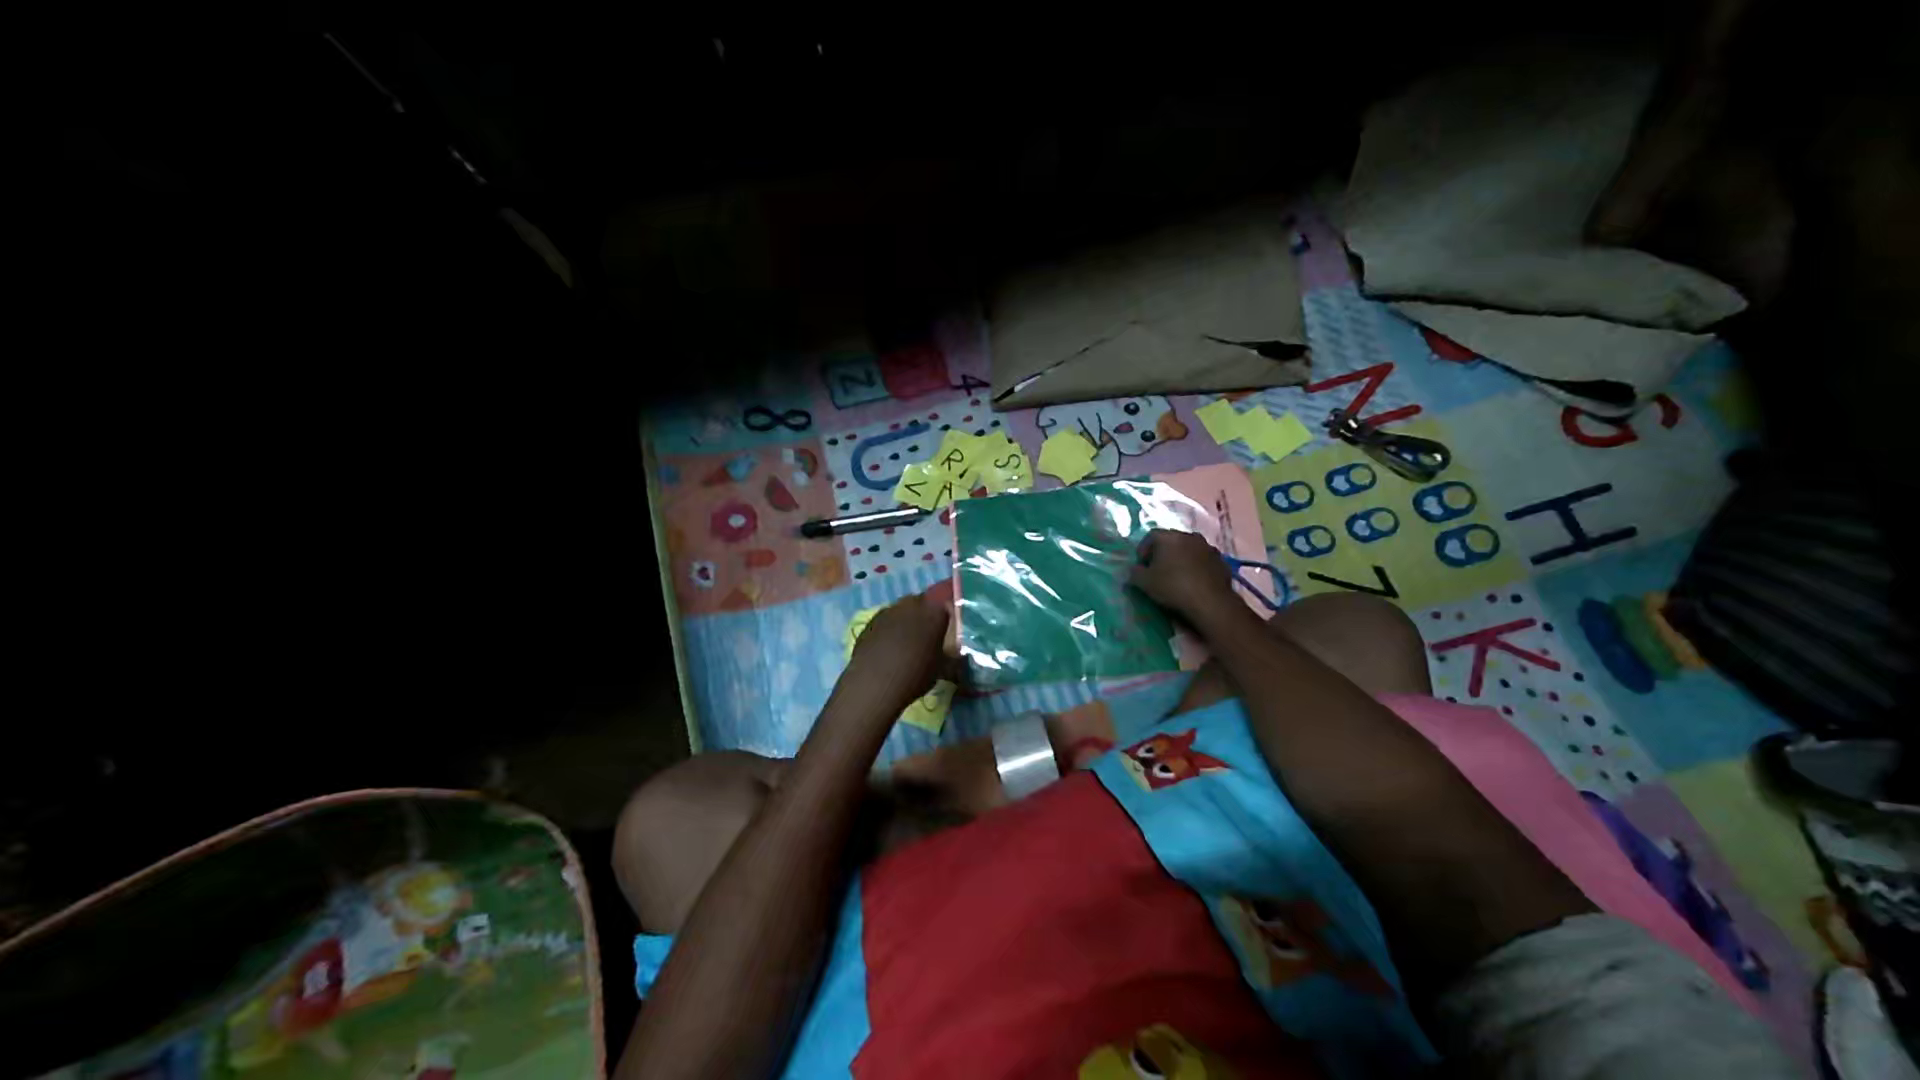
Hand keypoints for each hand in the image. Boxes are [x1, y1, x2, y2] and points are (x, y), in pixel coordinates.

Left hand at [844, 589, 952, 708]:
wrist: (874, 684)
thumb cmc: (916, 674)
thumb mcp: (943, 666)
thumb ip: (952, 653)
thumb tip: (955, 653)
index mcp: (933, 608)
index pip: (948, 592)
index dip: (952, 602)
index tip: (956, 616)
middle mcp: (911, 602)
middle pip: (925, 602)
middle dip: (930, 614)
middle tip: (934, 633)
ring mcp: (888, 610)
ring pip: (904, 611)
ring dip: (909, 621)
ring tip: (911, 642)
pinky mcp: (870, 622)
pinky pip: (887, 621)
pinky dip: (892, 630)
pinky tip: (891, 648)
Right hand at [1130, 529, 1237, 622]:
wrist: (1210, 601)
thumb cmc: (1172, 586)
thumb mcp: (1144, 582)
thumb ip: (1134, 572)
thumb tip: (1134, 570)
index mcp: (1169, 536)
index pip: (1150, 536)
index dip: (1143, 550)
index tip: (1141, 566)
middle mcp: (1189, 536)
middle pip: (1171, 541)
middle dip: (1163, 553)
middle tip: (1157, 570)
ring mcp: (1208, 547)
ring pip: (1189, 550)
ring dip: (1182, 559)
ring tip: (1177, 577)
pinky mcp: (1221, 561)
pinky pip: (1203, 561)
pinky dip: (1196, 568)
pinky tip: (1193, 583)